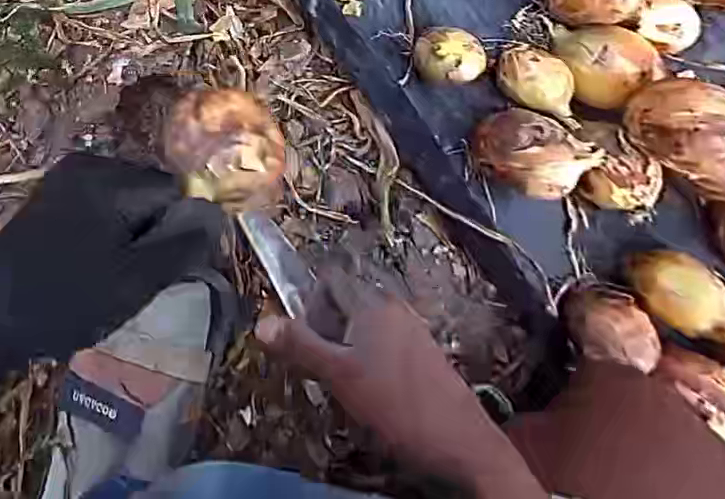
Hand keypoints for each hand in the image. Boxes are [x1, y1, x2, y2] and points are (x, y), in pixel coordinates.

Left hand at [0, 153, 223, 422]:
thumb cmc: (63, 304)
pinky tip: (95, 257)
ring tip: (115, 269)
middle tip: (139, 273)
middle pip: (151, 188)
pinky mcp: (54, 188)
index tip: (173, 268)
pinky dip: (111, 224)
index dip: (181, 229)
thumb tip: (218, 215)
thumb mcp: (132, 283)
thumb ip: (180, 245)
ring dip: (134, 226)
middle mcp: (89, 162)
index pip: (174, 191)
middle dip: (156, 226)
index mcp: (109, 180)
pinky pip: (103, 198)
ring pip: (129, 194)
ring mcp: (68, 172)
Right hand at [256, 271, 548, 498]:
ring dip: (348, 347)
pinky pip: (385, 343)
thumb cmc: (396, 404)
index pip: (329, 279)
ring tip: (348, 384)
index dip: (310, 303)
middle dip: (327, 330)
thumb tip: (261, 323)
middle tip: (324, 367)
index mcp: (371, 302)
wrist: (464, 445)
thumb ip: (300, 346)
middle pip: (345, 302)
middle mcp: (392, 306)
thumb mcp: (339, 376)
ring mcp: (412, 329)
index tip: (306, 339)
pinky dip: (370, 359)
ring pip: (364, 325)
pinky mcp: (425, 353)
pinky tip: (375, 394)